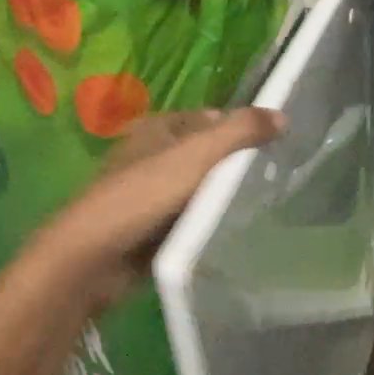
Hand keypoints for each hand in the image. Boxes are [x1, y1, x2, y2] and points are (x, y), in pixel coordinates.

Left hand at [54, 108, 287, 301]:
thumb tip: (282, 115)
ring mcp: (148, 194)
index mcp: (158, 127)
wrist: (90, 260)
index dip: (241, 128)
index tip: (275, 146)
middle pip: (206, 154)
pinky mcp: (148, 229)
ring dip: (221, 198)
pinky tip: (231, 234)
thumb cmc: (142, 196)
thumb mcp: (197, 154)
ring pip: (198, 189)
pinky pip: (188, 220)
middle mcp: (151, 155)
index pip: (212, 118)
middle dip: (234, 165)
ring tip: (262, 207)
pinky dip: (206, 224)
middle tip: (275, 178)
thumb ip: (240, 131)